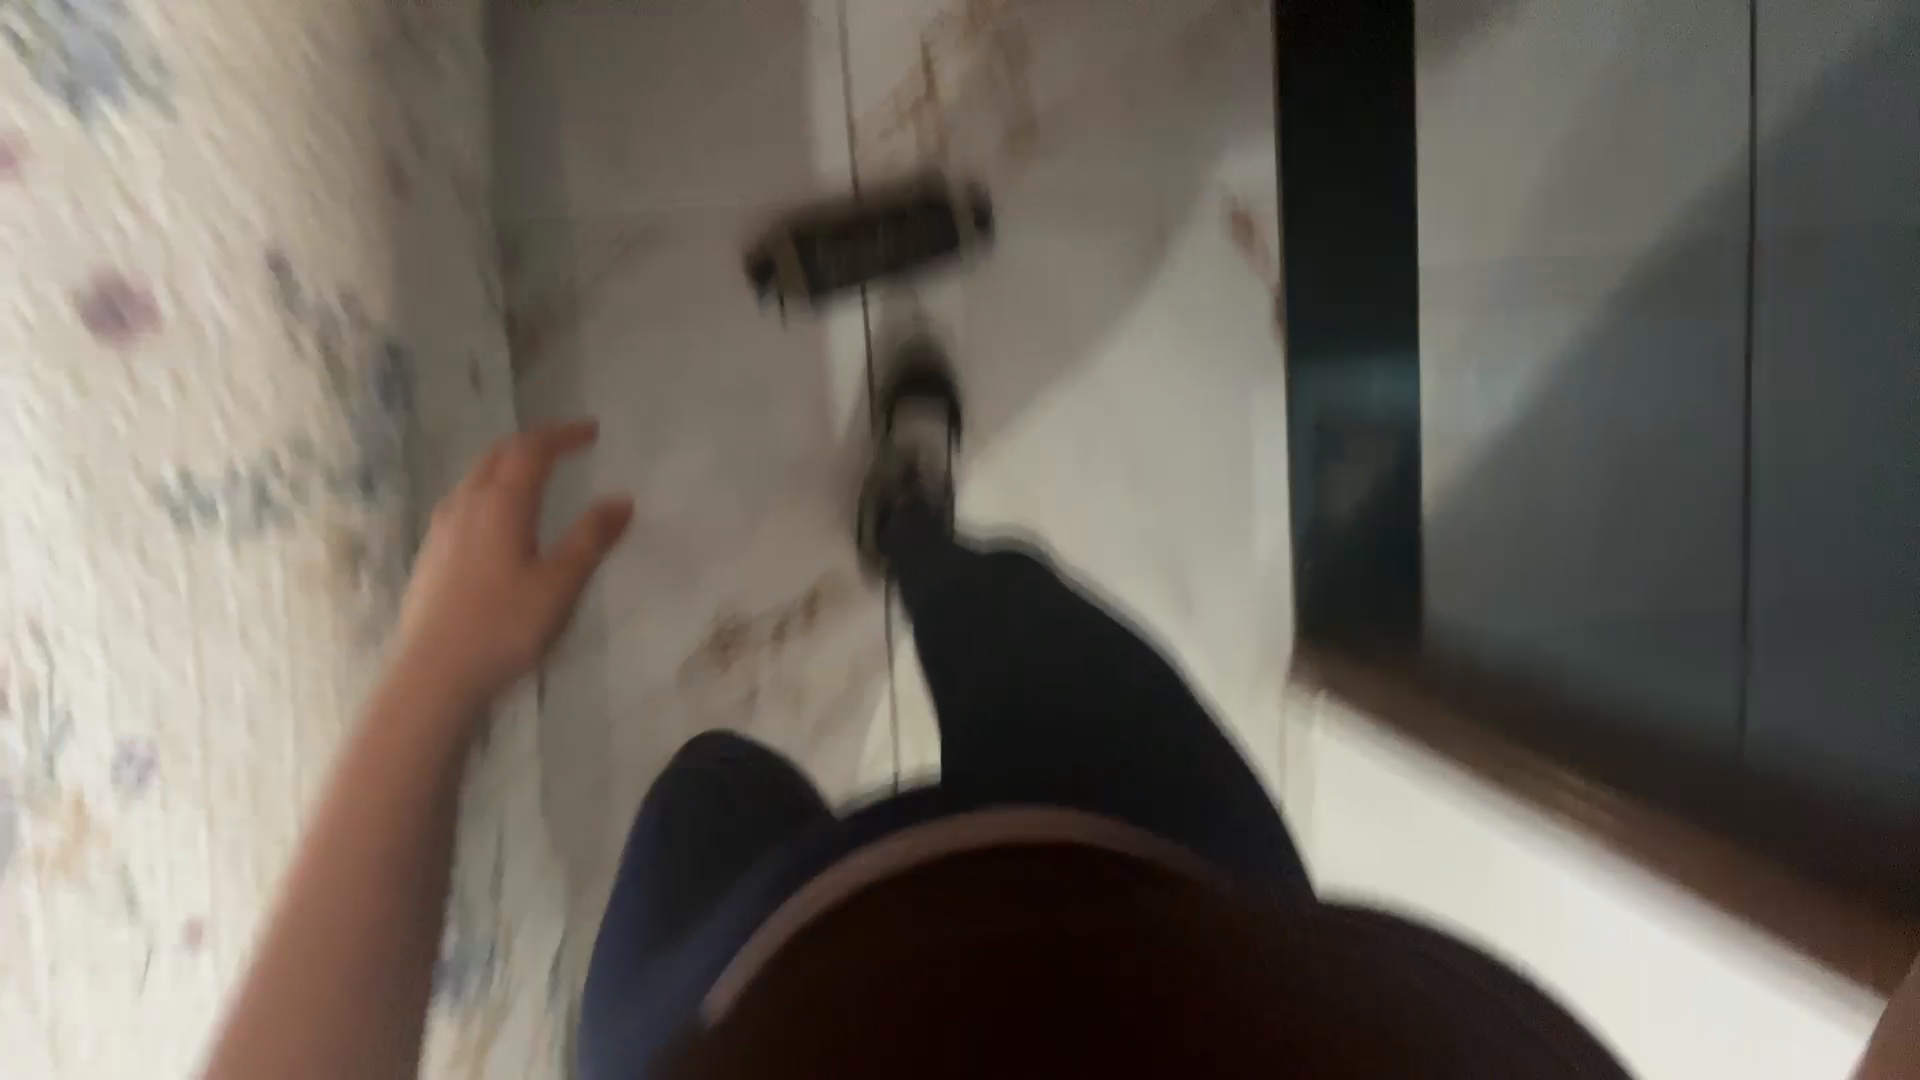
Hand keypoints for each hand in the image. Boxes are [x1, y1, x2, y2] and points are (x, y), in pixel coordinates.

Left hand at [393, 418, 632, 705]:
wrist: (434, 676)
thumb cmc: (505, 625)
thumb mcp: (561, 582)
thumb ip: (592, 537)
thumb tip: (622, 500)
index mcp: (501, 506)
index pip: (532, 451)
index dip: (562, 434)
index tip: (592, 430)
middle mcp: (467, 507)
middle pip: (498, 456)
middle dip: (534, 441)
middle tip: (567, 442)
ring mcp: (443, 530)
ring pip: (476, 477)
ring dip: (509, 462)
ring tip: (536, 470)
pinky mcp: (434, 555)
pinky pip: (465, 500)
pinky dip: (492, 488)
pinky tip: (499, 515)